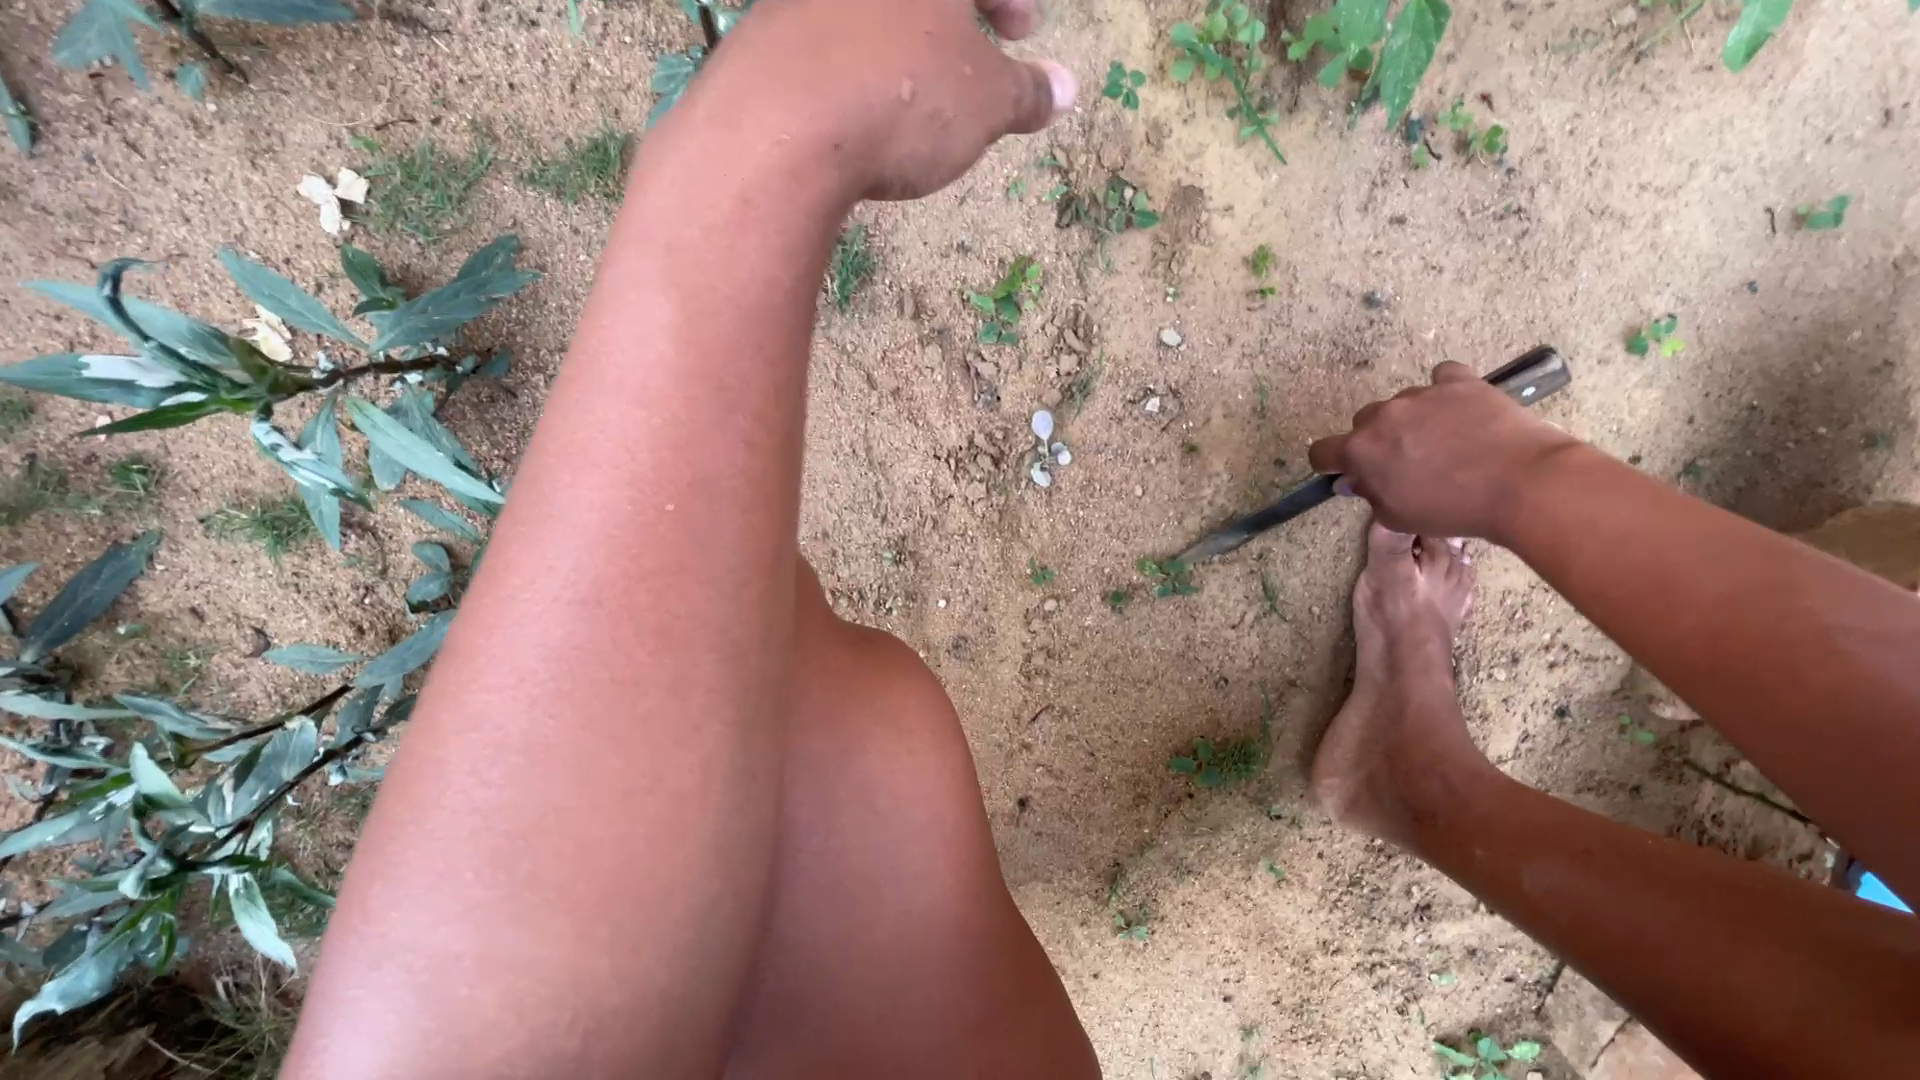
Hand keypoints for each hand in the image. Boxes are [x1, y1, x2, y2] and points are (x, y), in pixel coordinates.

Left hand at [665, 0, 1075, 202]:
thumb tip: (1065, 89)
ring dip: (907, 36)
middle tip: (984, 45)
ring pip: (872, 11)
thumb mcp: (986, 105)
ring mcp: (806, 1)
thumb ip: (1027, 92)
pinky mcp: (766, 32)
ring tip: (922, 87)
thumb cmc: (904, 101)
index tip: (1027, 28)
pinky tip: (862, 104)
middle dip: (961, 11)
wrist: (780, 130)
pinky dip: (859, 60)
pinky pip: (829, 35)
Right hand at [1308, 362, 1582, 539]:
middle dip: (1376, 440)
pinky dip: (1445, 391)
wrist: (1522, 484)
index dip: (1331, 463)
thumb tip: (1357, 481)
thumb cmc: (1454, 509)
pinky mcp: (1460, 383)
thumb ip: (1369, 495)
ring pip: (1402, 404)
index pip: (1322, 451)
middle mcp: (1383, 416)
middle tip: (1404, 461)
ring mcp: (1422, 395)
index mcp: (1360, 451)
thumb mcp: (1398, 517)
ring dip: (1411, 419)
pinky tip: (1460, 410)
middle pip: (1364, 423)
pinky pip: (1442, 378)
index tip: (1345, 470)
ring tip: (1444, 441)